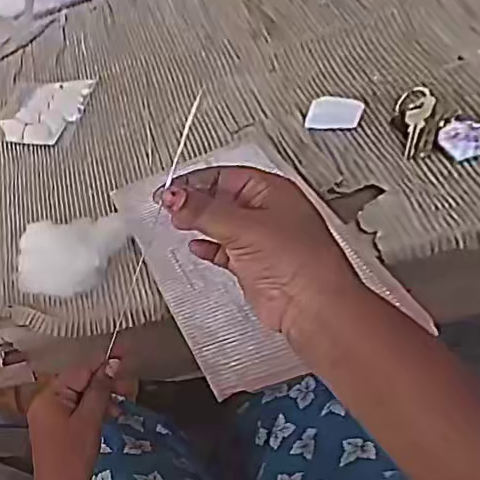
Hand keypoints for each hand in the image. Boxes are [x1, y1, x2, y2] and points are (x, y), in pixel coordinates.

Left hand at [28, 357, 118, 479]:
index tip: (127, 361)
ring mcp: (47, 417)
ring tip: (120, 408)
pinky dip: (92, 412)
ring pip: (79, 398)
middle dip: (103, 384)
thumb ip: (100, 390)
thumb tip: (112, 365)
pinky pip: (75, 412)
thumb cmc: (73, 458)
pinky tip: (108, 417)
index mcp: (48, 397)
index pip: (79, 371)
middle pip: (78, 382)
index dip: (103, 366)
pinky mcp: (54, 430)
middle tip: (128, 392)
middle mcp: (43, 403)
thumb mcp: (90, 420)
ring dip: (100, 398)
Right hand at [159, 167, 367, 336]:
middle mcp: (266, 212)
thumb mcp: (243, 227)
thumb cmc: (299, 262)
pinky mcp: (251, 263)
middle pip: (221, 198)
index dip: (195, 181)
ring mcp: (259, 238)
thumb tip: (176, 198)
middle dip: (194, 200)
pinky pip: (223, 249)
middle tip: (170, 205)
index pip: (225, 176)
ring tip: (178, 221)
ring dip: (198, 223)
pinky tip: (196, 247)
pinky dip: (207, 247)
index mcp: (271, 191)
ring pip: (220, 224)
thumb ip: (204, 212)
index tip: (170, 190)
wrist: (309, 303)